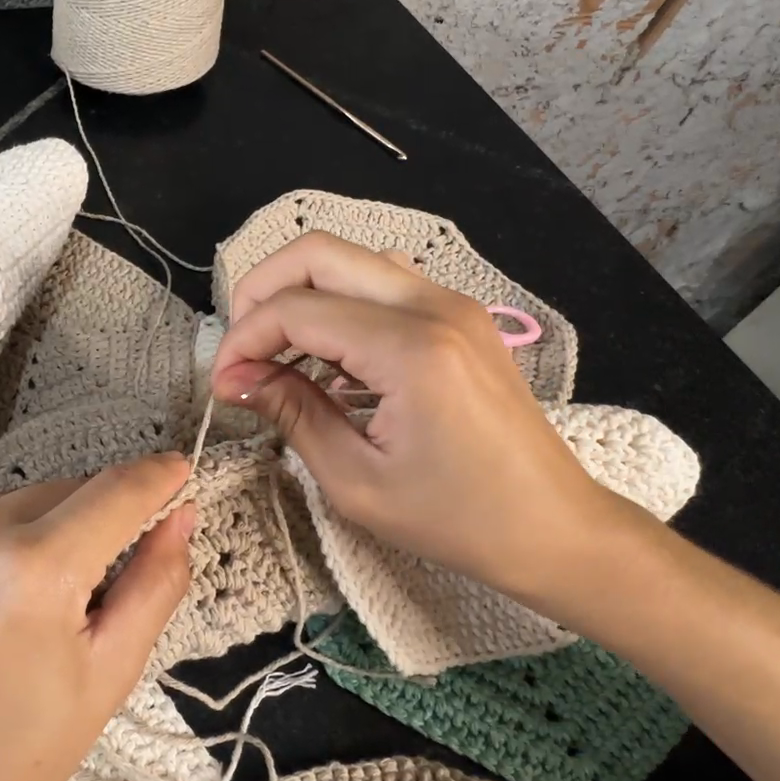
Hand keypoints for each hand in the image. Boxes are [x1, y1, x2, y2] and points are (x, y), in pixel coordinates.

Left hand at [0, 453, 195, 780]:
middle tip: (86, 590)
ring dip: (39, 530)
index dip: (155, 477)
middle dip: (91, 523)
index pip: (113, 492)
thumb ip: (156, 581)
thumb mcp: (111, 671)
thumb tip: (181, 514)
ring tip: (26, 604)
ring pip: (18, 500)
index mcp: (34, 570)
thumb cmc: (23, 746)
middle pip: (65, 491)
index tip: (179, 467)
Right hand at [209, 231, 636, 598]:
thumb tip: (233, 378)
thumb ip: (290, 413)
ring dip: (297, 289)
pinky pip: (378, 278)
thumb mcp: (355, 480)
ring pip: (347, 256)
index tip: (222, 383)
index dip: (243, 340)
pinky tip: (325, 351)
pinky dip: (334, 299)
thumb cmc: (457, 518)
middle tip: (239, 349)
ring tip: (275, 346)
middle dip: (259, 292)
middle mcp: (432, 305)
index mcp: (410, 349)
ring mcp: (450, 302)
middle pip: (316, 253)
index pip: (296, 310)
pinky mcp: (456, 313)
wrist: (557, 528)